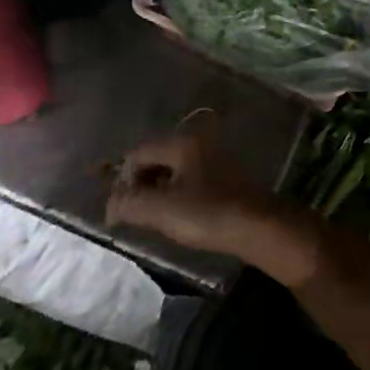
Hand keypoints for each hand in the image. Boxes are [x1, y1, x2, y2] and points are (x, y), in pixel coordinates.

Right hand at [105, 133, 263, 255]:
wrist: (260, 227)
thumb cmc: (208, 214)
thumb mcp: (163, 211)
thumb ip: (131, 204)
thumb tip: (109, 206)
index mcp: (181, 142)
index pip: (138, 153)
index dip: (123, 181)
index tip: (118, 212)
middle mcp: (196, 142)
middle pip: (155, 158)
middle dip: (139, 185)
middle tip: (134, 214)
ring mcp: (213, 157)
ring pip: (173, 169)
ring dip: (158, 191)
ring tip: (153, 218)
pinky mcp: (224, 176)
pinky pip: (189, 178)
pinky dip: (177, 194)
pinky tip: (179, 216)